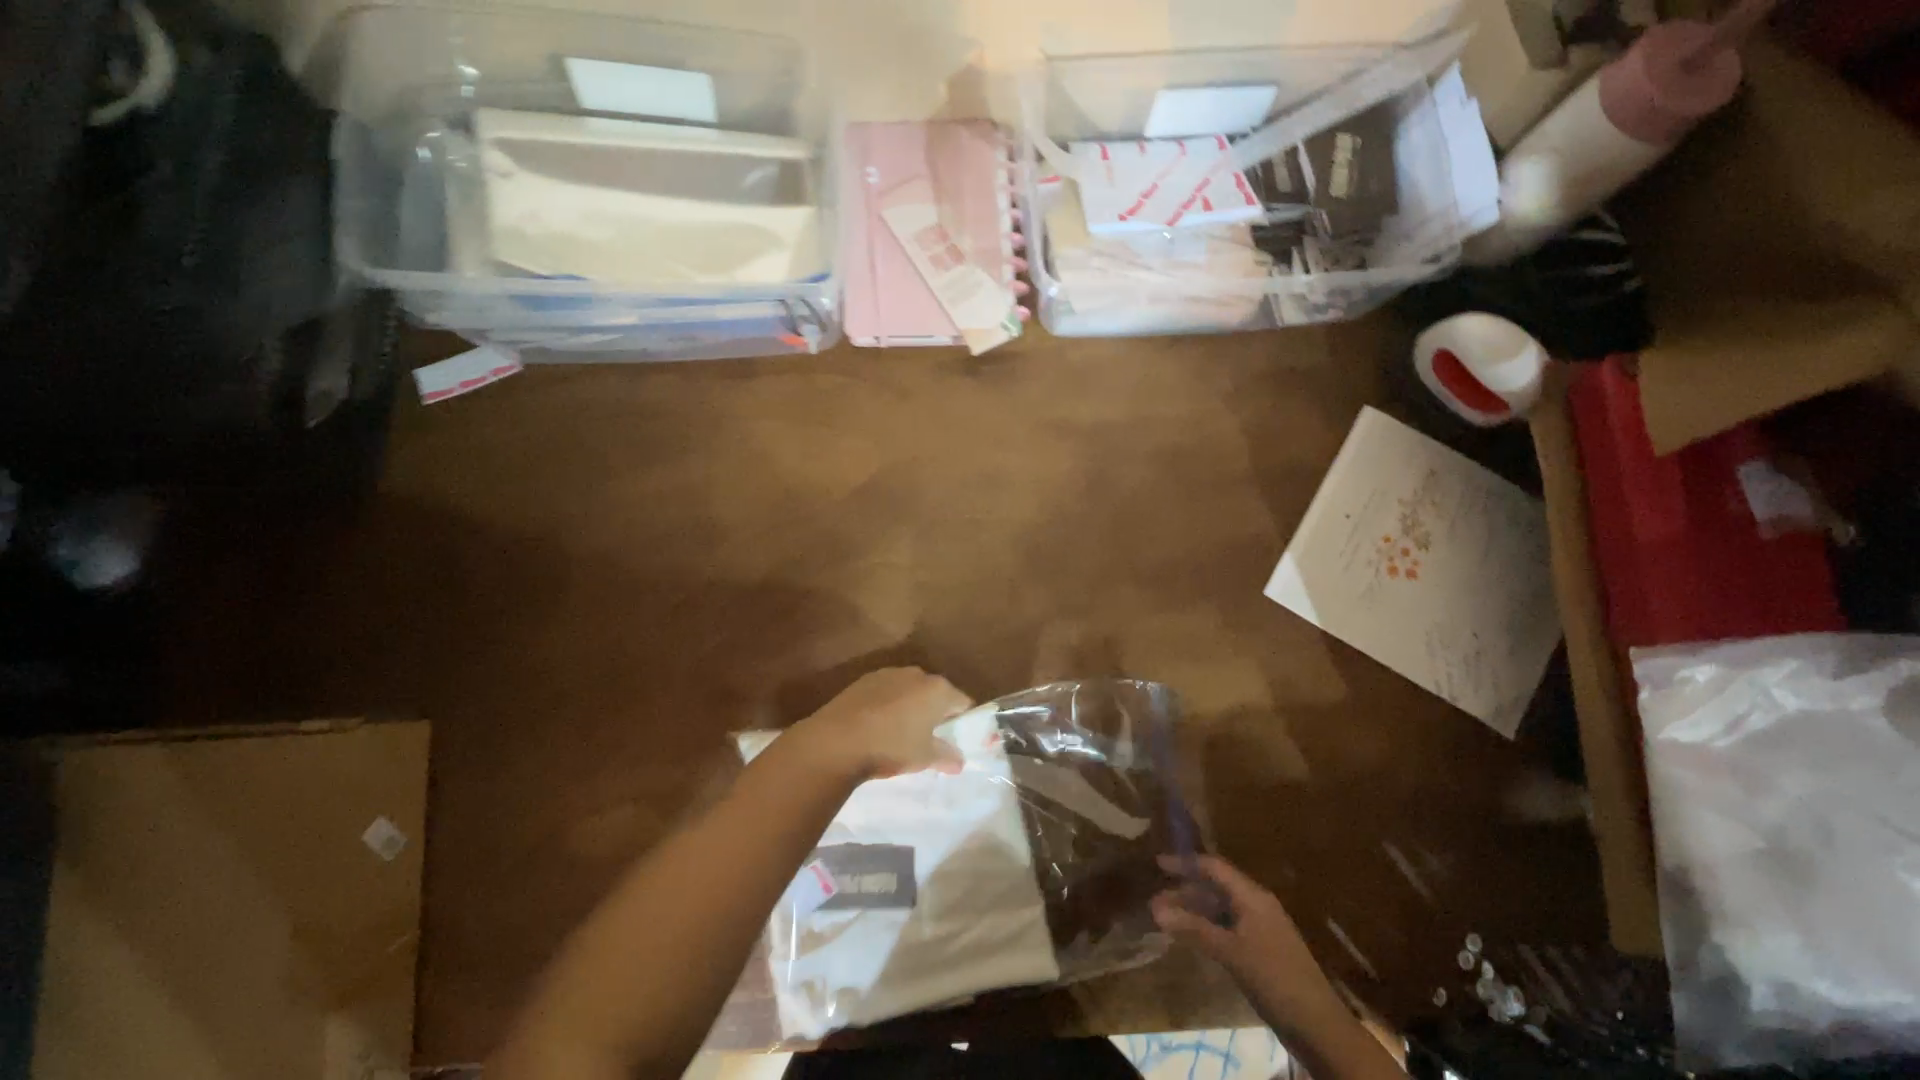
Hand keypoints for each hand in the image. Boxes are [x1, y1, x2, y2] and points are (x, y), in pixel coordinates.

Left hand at [790, 667, 972, 780]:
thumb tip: (959, 762)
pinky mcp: (863, 680)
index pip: (963, 702)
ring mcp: (888, 674)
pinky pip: (886, 692)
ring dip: (910, 707)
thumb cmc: (891, 746)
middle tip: (928, 739)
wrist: (836, 740)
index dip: (962, 722)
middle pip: (936, 693)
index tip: (954, 740)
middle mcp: (917, 674)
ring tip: (899, 733)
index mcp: (938, 690)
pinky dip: (887, 705)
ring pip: (910, 690)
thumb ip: (946, 756)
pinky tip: (876, 726)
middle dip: (935, 713)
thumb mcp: (924, 757)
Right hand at [1152, 854, 1340, 1027]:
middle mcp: (1257, 905)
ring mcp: (1260, 928)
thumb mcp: (1230, 951)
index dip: (1186, 864)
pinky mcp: (1261, 949)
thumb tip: (1155, 908)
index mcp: (1253, 897)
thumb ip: (1194, 928)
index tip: (1157, 864)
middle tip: (1154, 902)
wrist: (1316, 1021)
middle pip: (1216, 888)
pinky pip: (1228, 927)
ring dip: (1194, 911)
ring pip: (1221, 909)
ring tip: (1166, 920)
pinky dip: (1207, 928)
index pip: (1215, 868)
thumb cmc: (1273, 977)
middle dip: (1185, 892)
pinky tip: (1191, 938)